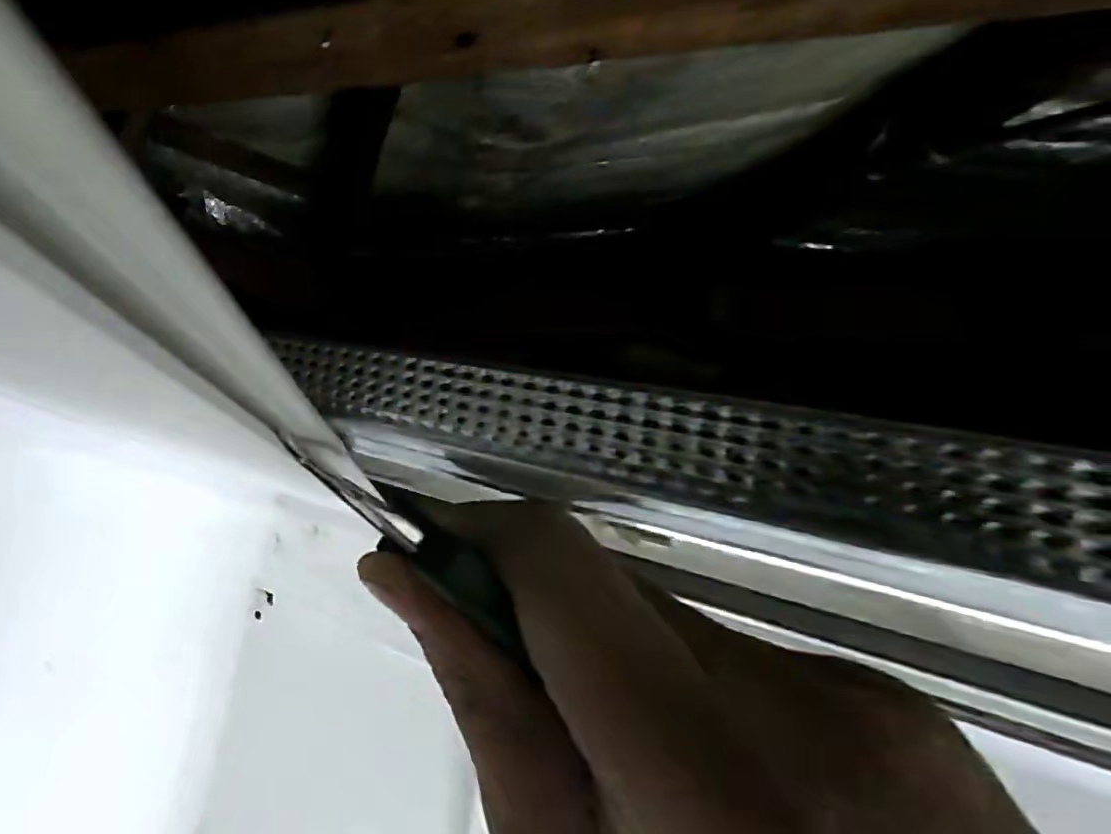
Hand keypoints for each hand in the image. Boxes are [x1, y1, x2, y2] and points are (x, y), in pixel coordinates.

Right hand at [358, 502, 1033, 833]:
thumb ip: (483, 701)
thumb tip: (400, 573)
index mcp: (708, 773)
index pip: (554, 558)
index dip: (473, 532)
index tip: (423, 548)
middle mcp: (806, 711)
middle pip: (602, 582)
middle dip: (534, 605)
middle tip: (507, 671)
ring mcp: (871, 708)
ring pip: (659, 611)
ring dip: (606, 646)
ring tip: (615, 739)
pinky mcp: (905, 710)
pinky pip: (730, 648)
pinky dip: (678, 676)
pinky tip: (698, 758)